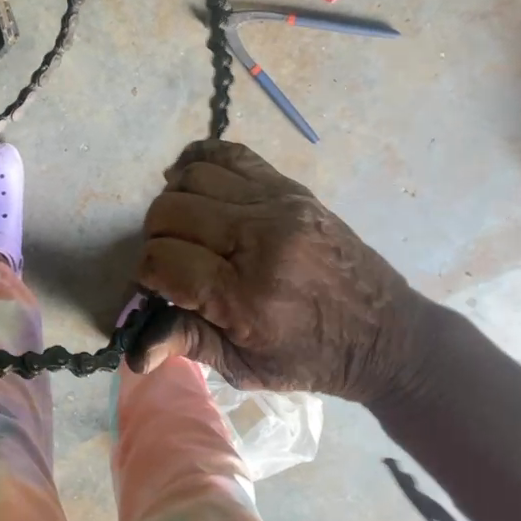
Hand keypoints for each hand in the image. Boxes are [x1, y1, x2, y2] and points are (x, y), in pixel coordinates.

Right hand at [124, 140, 436, 404]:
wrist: (386, 335)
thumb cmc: (310, 358)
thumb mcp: (244, 367)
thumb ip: (186, 344)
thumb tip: (134, 352)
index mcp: (246, 296)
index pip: (161, 260)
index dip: (146, 275)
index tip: (157, 290)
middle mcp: (261, 240)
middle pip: (169, 212)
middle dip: (156, 239)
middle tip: (173, 263)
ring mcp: (279, 205)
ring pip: (192, 177)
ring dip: (175, 203)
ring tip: (185, 229)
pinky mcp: (292, 188)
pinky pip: (229, 153)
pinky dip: (198, 162)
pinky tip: (192, 184)